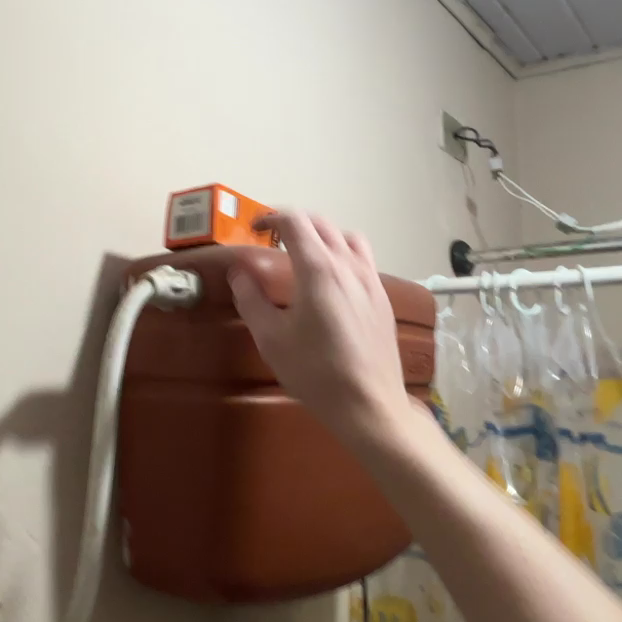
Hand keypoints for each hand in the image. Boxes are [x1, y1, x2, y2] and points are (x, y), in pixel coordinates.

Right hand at [228, 211, 412, 443]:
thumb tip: (239, 274)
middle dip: (295, 224)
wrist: (368, 404)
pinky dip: (343, 255)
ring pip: (348, 237)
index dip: (271, 217)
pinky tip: (331, 283)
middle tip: (273, 240)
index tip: (255, 228)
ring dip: (323, 236)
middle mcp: (349, 265)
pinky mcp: (382, 298)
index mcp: (319, 269)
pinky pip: (363, 260)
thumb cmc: (315, 372)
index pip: (295, 222)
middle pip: (322, 224)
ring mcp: (371, 280)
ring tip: (305, 255)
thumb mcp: (271, 339)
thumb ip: (251, 300)